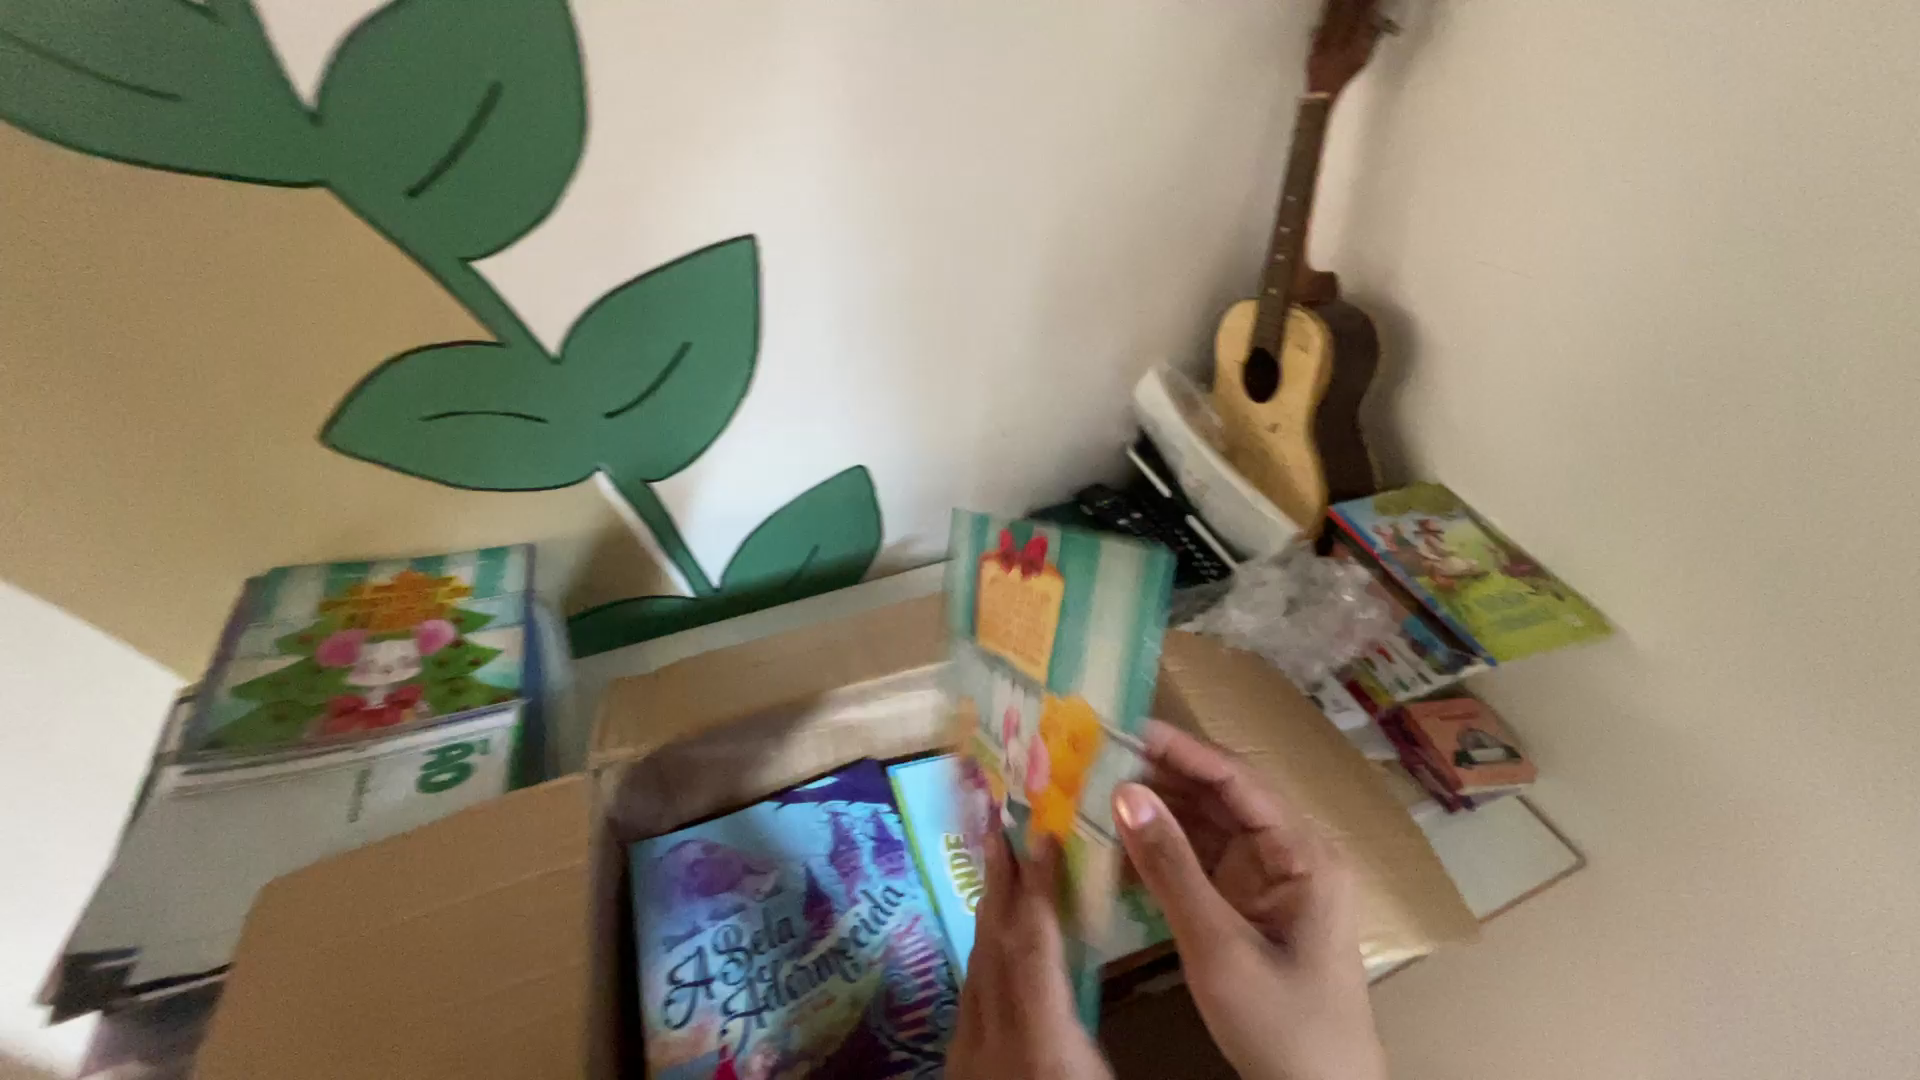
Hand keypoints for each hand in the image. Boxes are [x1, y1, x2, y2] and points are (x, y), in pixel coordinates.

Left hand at [946, 831, 1114, 1079]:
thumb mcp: (1102, 1068)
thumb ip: (1091, 1009)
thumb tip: (1092, 948)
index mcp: (1042, 1044)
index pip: (1034, 946)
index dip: (1038, 886)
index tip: (1045, 835)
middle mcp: (993, 1041)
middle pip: (994, 946)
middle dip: (997, 881)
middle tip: (998, 827)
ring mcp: (967, 1055)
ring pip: (976, 969)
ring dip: (988, 914)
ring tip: (998, 873)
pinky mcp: (958, 1068)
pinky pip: (969, 996)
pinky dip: (983, 957)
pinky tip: (993, 946)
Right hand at [1112, 721, 1385, 1079]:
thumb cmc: (1283, 1027)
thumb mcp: (1218, 947)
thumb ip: (1169, 866)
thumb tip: (1122, 792)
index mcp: (1304, 852)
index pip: (1236, 779)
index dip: (1180, 749)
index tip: (1124, 728)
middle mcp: (1289, 851)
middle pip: (1219, 794)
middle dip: (1160, 775)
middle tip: (1098, 757)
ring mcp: (1269, 876)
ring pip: (1206, 822)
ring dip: (1156, 808)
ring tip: (1098, 789)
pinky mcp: (1248, 899)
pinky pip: (1200, 856)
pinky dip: (1161, 847)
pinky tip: (1118, 839)